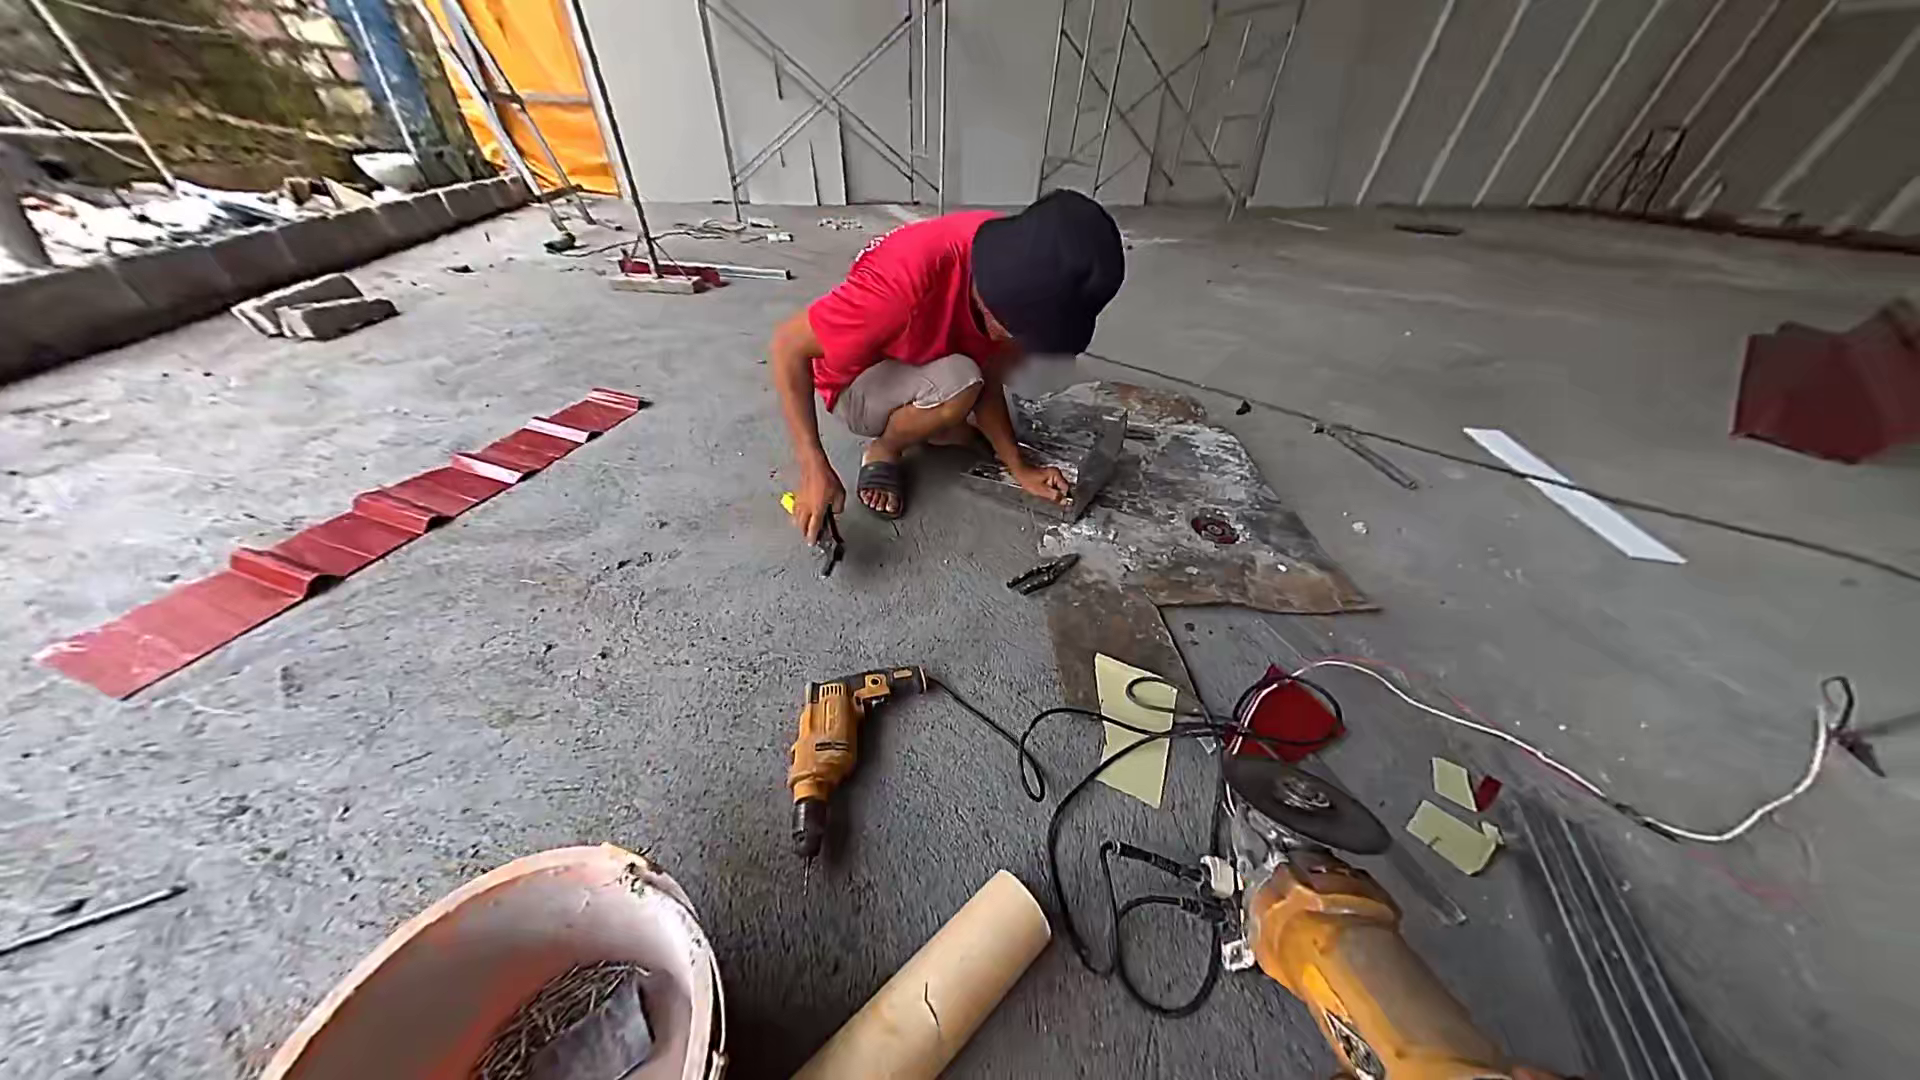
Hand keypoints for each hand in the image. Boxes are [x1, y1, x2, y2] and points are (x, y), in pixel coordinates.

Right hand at [793, 461, 845, 542]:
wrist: (813, 465)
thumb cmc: (826, 478)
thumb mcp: (840, 494)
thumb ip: (838, 506)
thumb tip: (835, 511)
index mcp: (817, 510)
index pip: (813, 529)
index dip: (813, 538)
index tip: (812, 543)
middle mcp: (806, 508)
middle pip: (802, 527)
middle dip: (805, 533)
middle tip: (810, 536)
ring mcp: (799, 502)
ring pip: (796, 519)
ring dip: (801, 525)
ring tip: (806, 526)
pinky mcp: (797, 496)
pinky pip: (795, 510)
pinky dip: (797, 515)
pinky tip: (801, 514)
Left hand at [1013, 464, 1069, 503]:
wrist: (1020, 471)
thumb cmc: (1028, 478)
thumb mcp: (1041, 490)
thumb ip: (1054, 496)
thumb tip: (1065, 501)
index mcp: (1056, 474)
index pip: (1066, 488)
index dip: (1063, 496)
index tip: (1060, 503)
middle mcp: (1056, 473)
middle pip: (1063, 488)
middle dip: (1057, 494)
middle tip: (1048, 497)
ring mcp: (1053, 475)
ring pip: (1058, 488)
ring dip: (1053, 493)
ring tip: (1043, 492)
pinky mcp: (1049, 477)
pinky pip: (1053, 486)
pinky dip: (1049, 490)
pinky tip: (1043, 491)